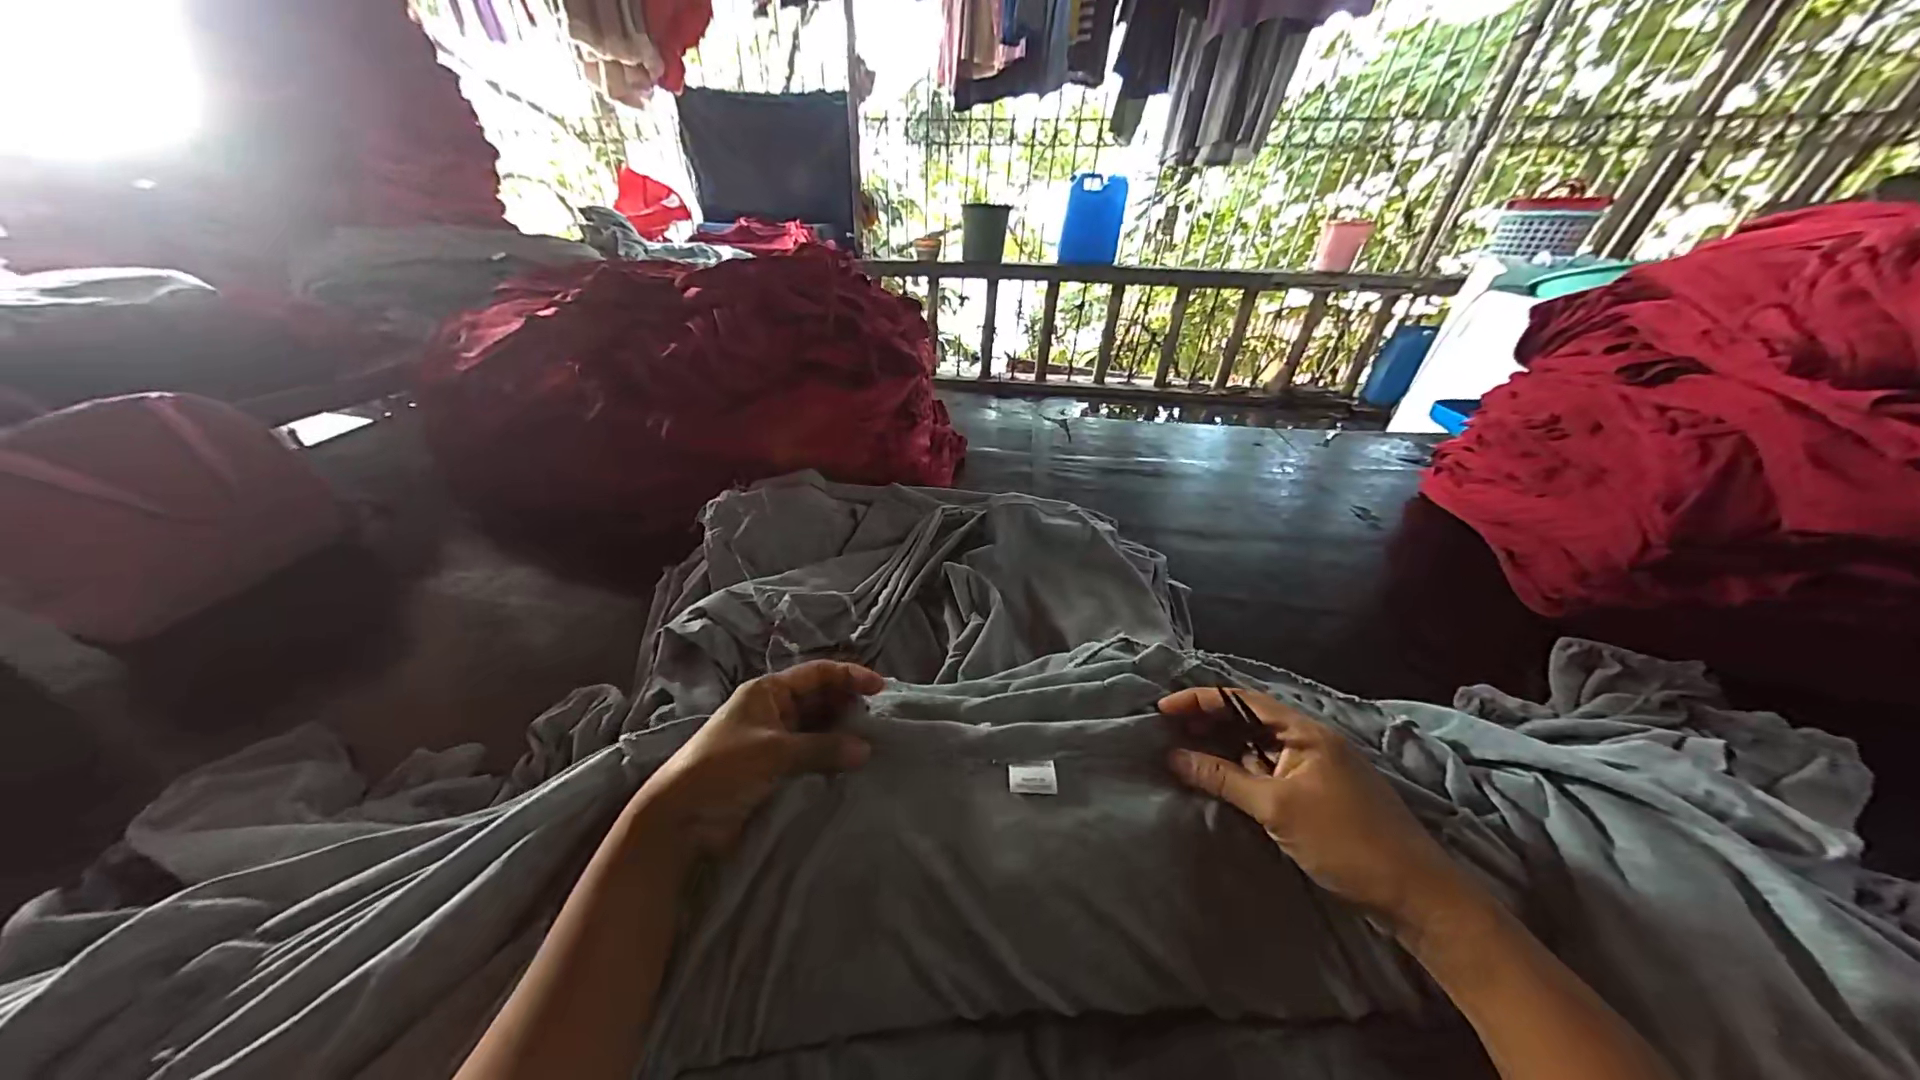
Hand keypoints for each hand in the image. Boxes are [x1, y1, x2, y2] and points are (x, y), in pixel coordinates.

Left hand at [635, 660, 881, 855]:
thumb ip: (821, 748)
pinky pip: (813, 755)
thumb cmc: (721, 769)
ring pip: (820, 728)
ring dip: (842, 734)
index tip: (879, 688)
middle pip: (821, 699)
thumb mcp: (773, 752)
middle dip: (849, 706)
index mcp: (767, 692)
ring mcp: (776, 740)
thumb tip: (866, 749)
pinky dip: (832, 757)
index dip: (849, 676)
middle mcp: (774, 710)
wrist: (679, 820)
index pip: (817, 674)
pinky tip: (852, 765)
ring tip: (872, 744)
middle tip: (878, 722)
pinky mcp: (777, 769)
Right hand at [1161, 687, 1478, 933]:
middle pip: (1247, 719)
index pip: (1241, 700)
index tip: (1162, 710)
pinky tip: (1220, 780)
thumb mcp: (1277, 807)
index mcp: (1305, 731)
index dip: (1199, 700)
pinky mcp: (1315, 795)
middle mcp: (1309, 741)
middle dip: (1207, 722)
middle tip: (1167, 733)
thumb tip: (1173, 756)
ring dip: (1222, 748)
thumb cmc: (1346, 841)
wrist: (1416, 895)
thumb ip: (1223, 777)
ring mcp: (1314, 769)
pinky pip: (1268, 771)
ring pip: (1257, 747)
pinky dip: (1241, 772)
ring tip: (1184, 753)